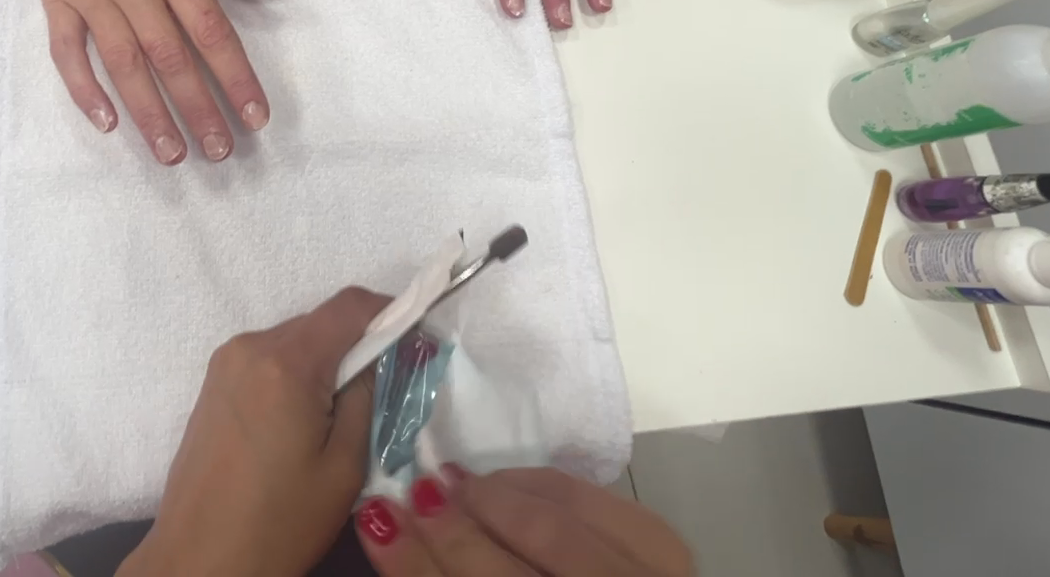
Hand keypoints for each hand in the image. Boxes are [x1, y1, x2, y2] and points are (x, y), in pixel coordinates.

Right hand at [14, 0, 288, 163]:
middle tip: (218, 152)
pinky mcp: (57, 1)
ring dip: (148, 113)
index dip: (235, 77)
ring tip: (171, 153)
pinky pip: (67, 52)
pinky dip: (83, 89)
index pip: (212, 31)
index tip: (255, 116)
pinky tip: (107, 124)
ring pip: (123, 64)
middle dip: (198, 109)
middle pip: (171, 58)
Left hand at [118, 288, 387, 576]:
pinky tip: (301, 417)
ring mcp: (227, 359)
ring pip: (295, 338)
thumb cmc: (278, 523)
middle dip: (357, 343)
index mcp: (286, 362)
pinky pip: (270, 356)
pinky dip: (295, 371)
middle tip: (383, 384)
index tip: (413, 334)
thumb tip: (382, 353)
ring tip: (338, 412)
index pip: (348, 305)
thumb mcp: (345, 466)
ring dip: (324, 359)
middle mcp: (252, 345)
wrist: (197, 561)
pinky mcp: (214, 378)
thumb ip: (367, 395)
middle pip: (320, 321)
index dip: (387, 311)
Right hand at [356, 467, 692, 576]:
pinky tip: (513, 482)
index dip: (417, 567)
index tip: (375, 517)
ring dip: (503, 502)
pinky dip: (551, 487)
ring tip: (457, 482)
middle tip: (413, 493)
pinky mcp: (674, 560)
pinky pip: (607, 509)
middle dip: (456, 533)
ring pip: (565, 534)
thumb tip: (390, 526)